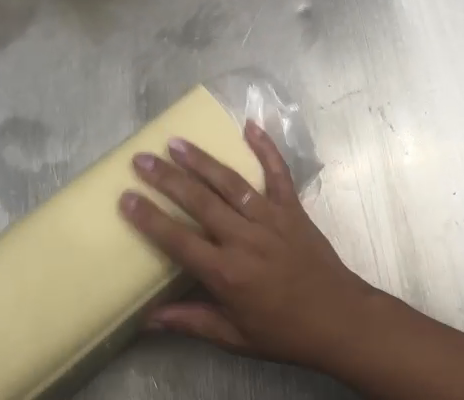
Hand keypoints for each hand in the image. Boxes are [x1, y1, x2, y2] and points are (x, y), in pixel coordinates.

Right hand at [119, 121, 379, 371]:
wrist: (337, 318)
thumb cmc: (282, 331)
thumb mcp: (234, 336)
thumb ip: (191, 321)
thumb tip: (147, 319)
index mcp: (226, 273)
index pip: (178, 240)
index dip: (150, 218)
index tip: (126, 197)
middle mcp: (245, 239)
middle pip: (199, 201)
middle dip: (167, 178)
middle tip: (142, 159)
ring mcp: (271, 218)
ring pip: (231, 182)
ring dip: (202, 160)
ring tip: (177, 142)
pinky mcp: (293, 208)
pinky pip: (278, 172)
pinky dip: (266, 148)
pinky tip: (250, 125)